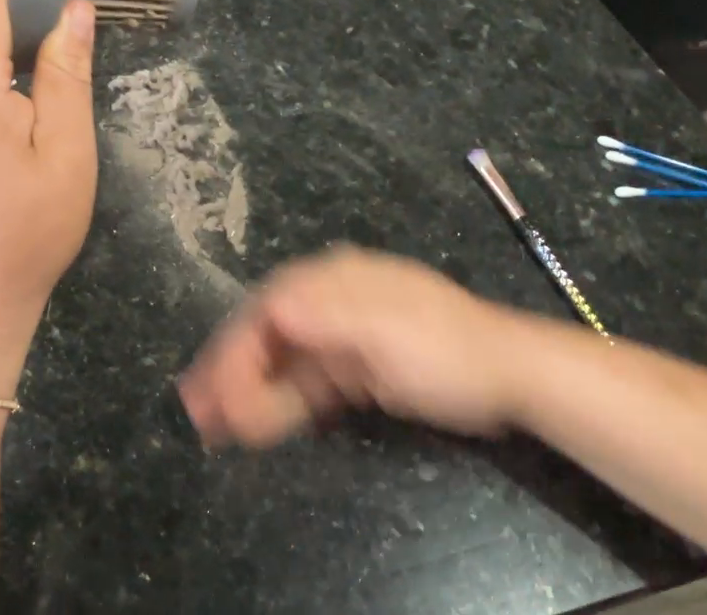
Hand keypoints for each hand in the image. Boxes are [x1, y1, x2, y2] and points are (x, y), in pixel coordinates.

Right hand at [178, 246, 553, 447]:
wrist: (510, 376)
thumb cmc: (445, 349)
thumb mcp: (387, 328)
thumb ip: (327, 315)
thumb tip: (273, 306)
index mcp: (334, 281)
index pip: (266, 309)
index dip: (233, 348)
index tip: (209, 389)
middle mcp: (330, 301)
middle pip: (266, 334)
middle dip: (230, 371)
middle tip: (197, 412)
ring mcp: (342, 336)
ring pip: (281, 363)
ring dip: (248, 392)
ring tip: (213, 426)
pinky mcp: (353, 367)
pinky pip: (304, 385)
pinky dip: (280, 405)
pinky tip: (256, 426)